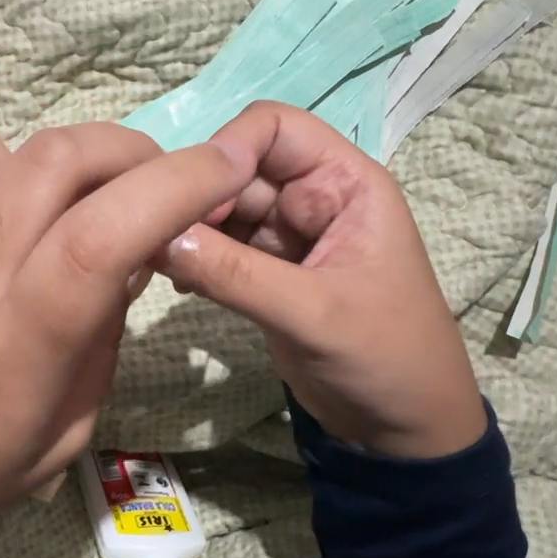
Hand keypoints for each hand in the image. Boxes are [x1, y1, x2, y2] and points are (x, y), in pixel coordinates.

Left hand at [0, 122, 259, 557]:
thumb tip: (132, 251)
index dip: (176, 186)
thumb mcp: (65, 433)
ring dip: (70, 168)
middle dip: (130, 151)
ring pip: (8, 163)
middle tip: (152, 178)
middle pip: (56, 166)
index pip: (102, 239)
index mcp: (15, 356)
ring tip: (81, 203)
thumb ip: (104, 338)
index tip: (221, 168)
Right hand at [157, 102, 486, 458]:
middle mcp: (311, 200)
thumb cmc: (384, 357)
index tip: (186, 193)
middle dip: (197, 198)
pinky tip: (174, 282)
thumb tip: (156, 238)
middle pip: (237, 170)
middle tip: (156, 239)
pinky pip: (217, 251)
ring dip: (188, 232)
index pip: (275, 129)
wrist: (400, 428)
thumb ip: (236, 274)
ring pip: (220, 212)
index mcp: (343, 185)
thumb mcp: (313, 313)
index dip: (229, 148)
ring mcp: (284, 240)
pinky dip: (193, 261)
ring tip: (157, 263)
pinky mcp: (263, 275)